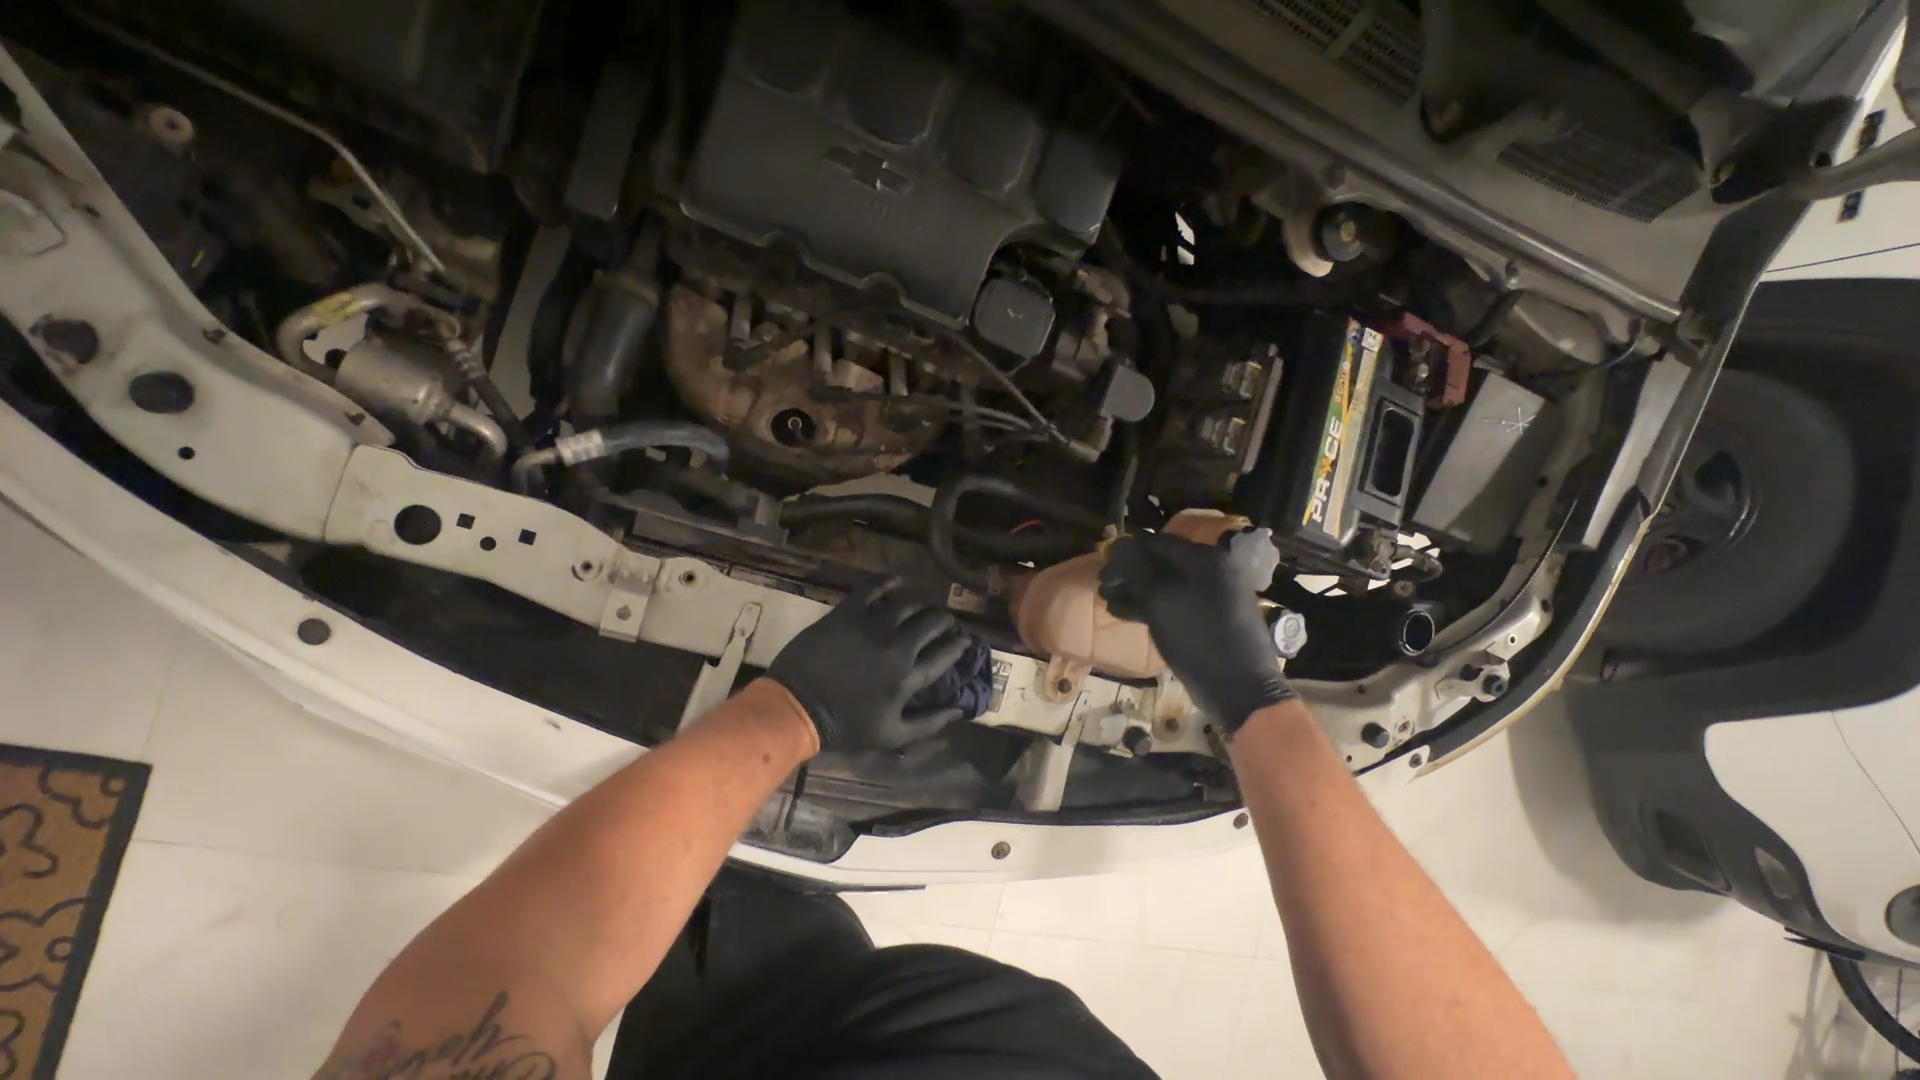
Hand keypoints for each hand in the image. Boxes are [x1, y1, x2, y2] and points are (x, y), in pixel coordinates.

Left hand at [767, 579, 971, 751]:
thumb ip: (929, 724)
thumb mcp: (892, 736)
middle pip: (930, 624)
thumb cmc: (845, 726)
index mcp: (907, 678)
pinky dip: (887, 582)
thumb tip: (960, 710)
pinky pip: (872, 589)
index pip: (944, 655)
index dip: (957, 645)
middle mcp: (896, 648)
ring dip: (920, 602)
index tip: (963, 639)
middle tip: (944, 619)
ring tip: (922, 604)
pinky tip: (897, 581)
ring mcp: (871, 627)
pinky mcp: (846, 614)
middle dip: (943, 620)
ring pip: (906, 605)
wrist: (797, 707)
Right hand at [1098, 530, 1293, 734]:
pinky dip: (1150, 607)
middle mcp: (1211, 571)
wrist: (1239, 687)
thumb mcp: (1160, 599)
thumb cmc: (1198, 637)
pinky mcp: (1209, 620)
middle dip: (1129, 573)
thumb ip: (1136, 568)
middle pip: (1160, 563)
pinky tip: (1125, 614)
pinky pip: (1174, 604)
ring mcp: (1212, 596)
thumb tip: (1119, 546)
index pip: (1156, 542)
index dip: (1125, 551)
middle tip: (1103, 585)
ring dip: (1135, 591)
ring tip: (1108, 600)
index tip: (1101, 566)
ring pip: (1165, 585)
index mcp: (1204, 558)